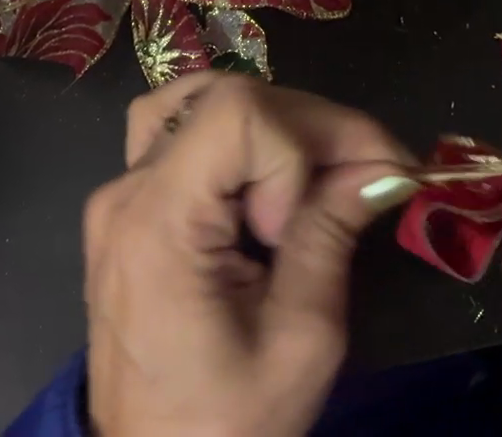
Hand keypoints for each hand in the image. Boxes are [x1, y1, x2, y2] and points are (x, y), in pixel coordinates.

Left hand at [84, 72, 418, 436]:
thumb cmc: (228, 423)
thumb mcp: (301, 340)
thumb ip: (331, 235)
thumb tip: (381, 165)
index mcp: (158, 224)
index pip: (234, 112)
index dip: (298, 142)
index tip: (320, 208)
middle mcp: (127, 191)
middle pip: (226, 97)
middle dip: (312, 124)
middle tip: (370, 171)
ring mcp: (120, 192)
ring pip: (201, 99)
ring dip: (276, 122)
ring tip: (318, 172)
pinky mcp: (129, 202)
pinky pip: (182, 130)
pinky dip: (237, 135)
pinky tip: (267, 176)